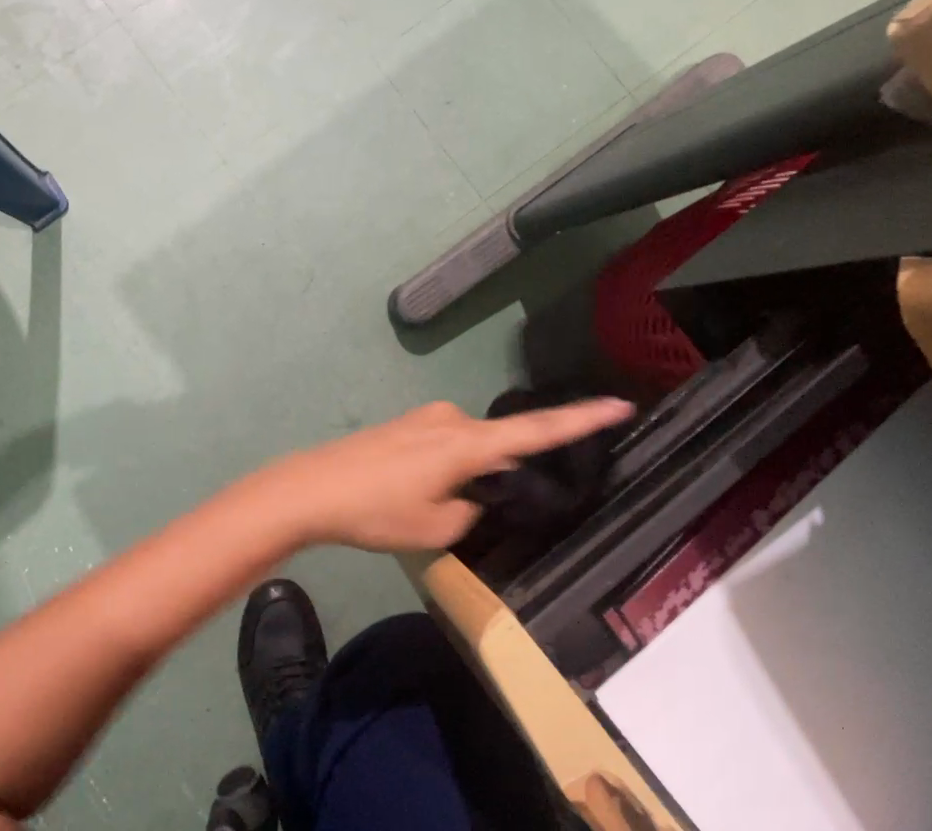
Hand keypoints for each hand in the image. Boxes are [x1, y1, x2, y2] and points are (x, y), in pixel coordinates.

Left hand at [246, 398, 635, 551]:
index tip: (620, 403)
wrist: (311, 489)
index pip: (537, 431)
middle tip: (491, 508)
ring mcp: (423, 419)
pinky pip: (443, 444)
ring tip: (435, 509)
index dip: (581, 419)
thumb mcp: (437, 528)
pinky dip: (447, 466)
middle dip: (504, 471)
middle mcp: (451, 420)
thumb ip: (473, 510)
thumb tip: (477, 494)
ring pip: (469, 447)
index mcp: (468, 442)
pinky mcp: (403, 426)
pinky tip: (417, 493)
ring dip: (470, 472)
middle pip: (499, 443)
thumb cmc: (376, 511)